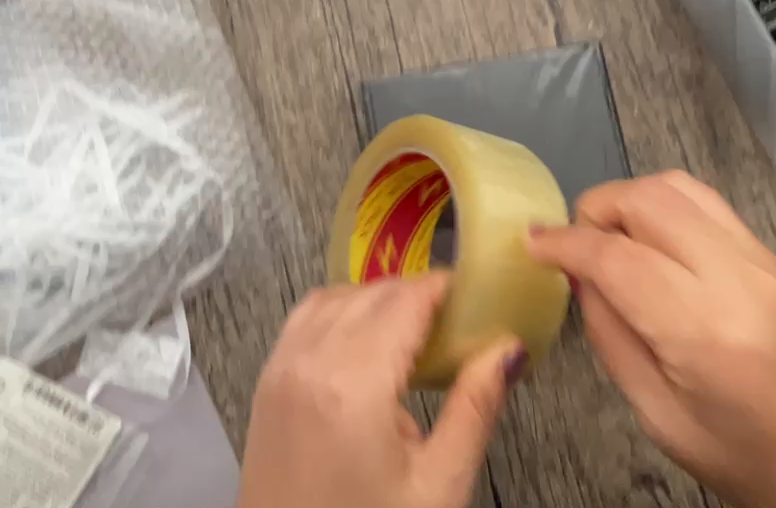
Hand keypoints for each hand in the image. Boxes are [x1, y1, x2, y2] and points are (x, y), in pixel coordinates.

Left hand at [237, 272, 525, 507]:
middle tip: (455, 323)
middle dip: (416, 295)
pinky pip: (306, 316)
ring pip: (338, 295)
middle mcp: (311, 359)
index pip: (406, 300)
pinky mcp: (266, 381)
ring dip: (377, 299)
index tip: (474, 295)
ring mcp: (281, 366)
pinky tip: (364, 342)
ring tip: (414, 333)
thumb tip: (509, 349)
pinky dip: (340, 310)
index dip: (443, 287)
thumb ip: (475, 407)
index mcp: (355, 382)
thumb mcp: (437, 487)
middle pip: (374, 293)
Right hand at [527, 172, 775, 507]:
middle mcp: (733, 277)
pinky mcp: (770, 252)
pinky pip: (704, 200)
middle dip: (593, 210)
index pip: (614, 257)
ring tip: (610, 241)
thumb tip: (582, 279)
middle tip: (574, 249)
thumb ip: (615, 342)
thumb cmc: (762, 465)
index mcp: (704, 333)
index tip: (531, 243)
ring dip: (627, 200)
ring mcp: (759, 257)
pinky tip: (651, 240)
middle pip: (644, 200)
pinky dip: (662, 203)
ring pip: (674, 187)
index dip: (562, 243)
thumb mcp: (666, 423)